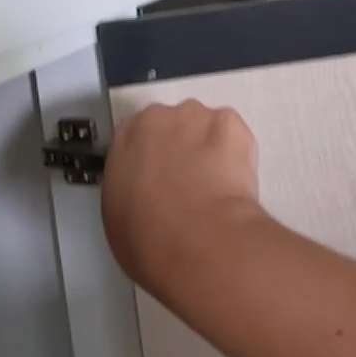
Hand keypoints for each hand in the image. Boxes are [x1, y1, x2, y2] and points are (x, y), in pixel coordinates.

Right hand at [102, 101, 267, 297]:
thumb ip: (129, 189)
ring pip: (206, 127)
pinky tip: (235, 183)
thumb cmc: (148, 239)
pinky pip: (234, 135)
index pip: (138, 137)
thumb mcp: (118, 216)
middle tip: (191, 183)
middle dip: (183, 148)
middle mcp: (158, 117)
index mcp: (126, 138)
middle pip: (174, 126)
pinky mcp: (230, 123)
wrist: (196, 240)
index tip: (163, 178)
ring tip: (218, 186)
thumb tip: (144, 193)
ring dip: (210, 148)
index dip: (153, 158)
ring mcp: (196, 116)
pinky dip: (237, 153)